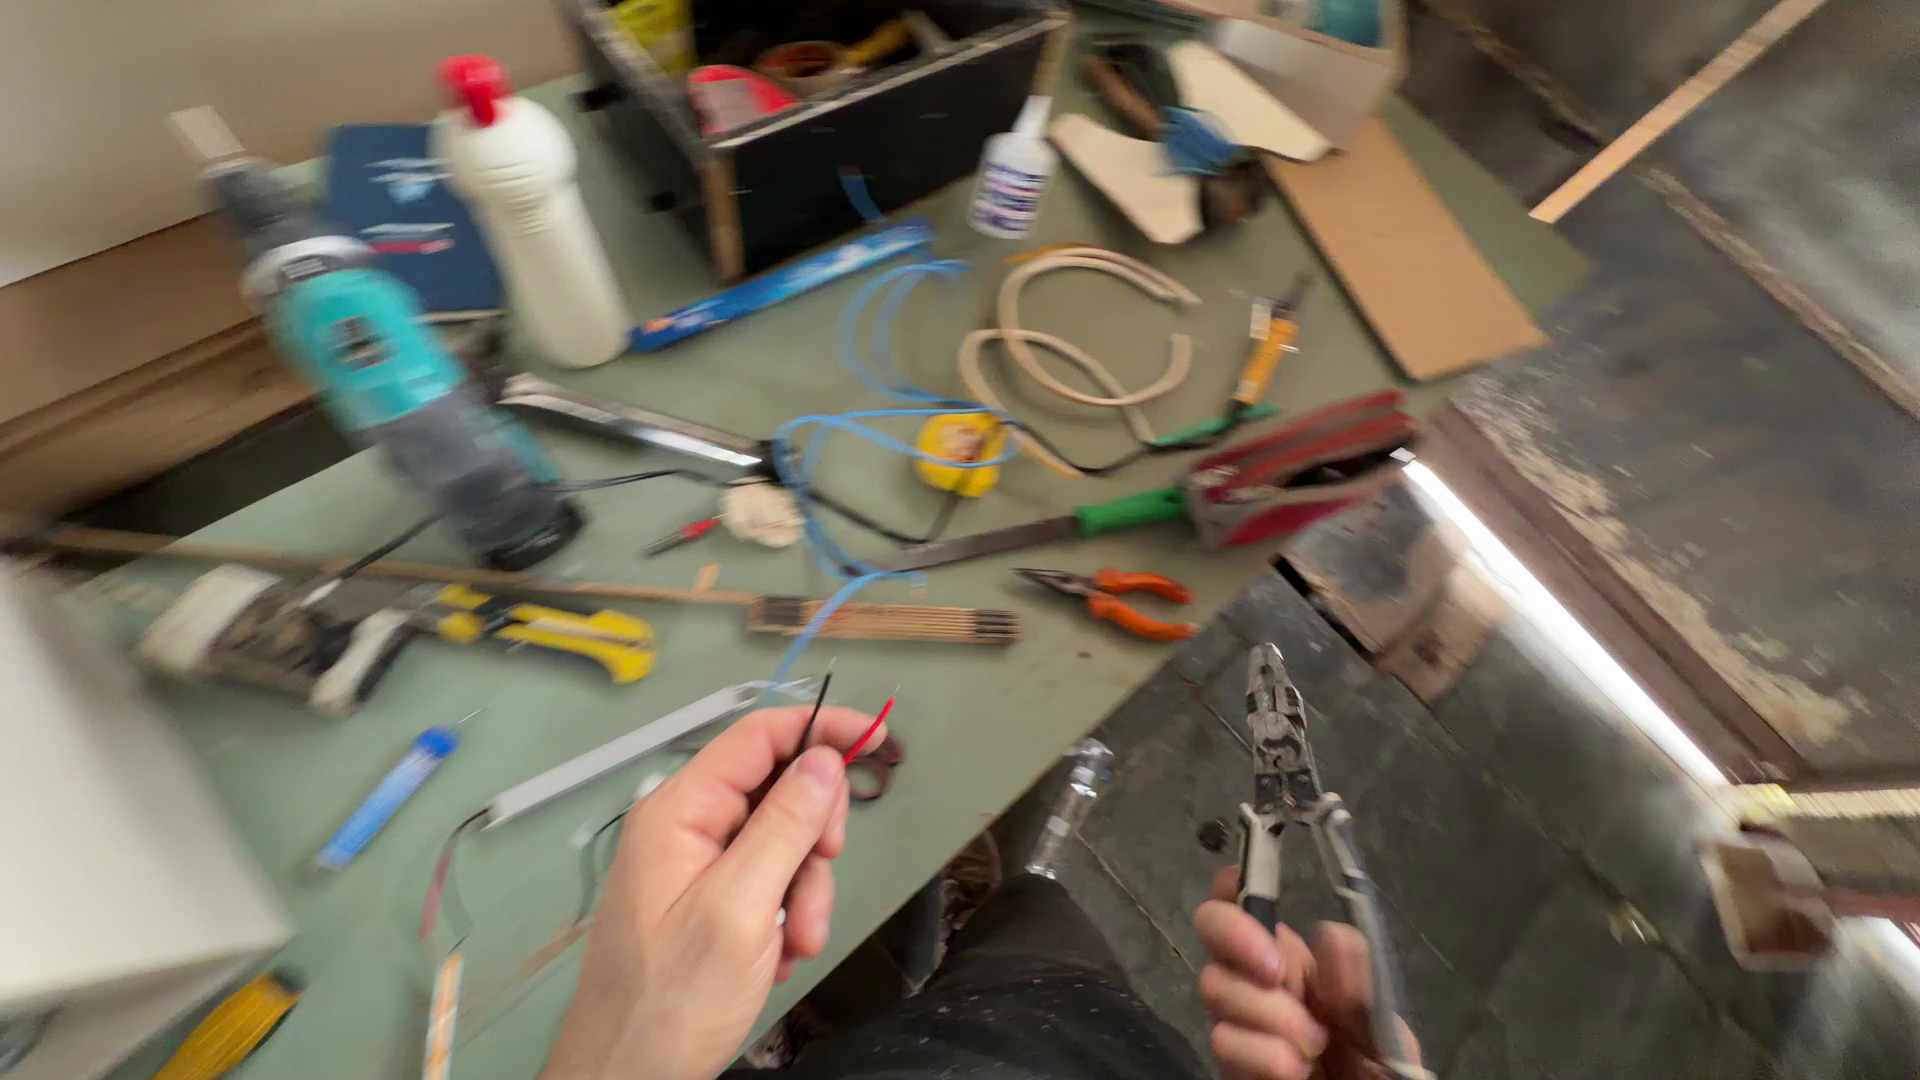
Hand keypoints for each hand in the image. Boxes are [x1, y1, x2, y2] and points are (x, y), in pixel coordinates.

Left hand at [540, 705, 881, 1079]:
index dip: (820, 728)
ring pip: (785, 835)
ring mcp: (701, 859)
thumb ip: (784, 826)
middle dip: (813, 829)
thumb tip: (824, 757)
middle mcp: (691, 822)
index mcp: (682, 809)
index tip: (875, 737)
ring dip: (807, 884)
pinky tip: (781, 951)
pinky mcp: (714, 893)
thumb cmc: (675, 1000)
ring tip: (797, 939)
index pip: (760, 736)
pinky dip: (791, 907)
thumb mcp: (740, 910)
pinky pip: (774, 874)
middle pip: (780, 785)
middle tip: (824, 866)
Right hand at [1193, 868, 1421, 1079]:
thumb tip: (1329, 932)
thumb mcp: (1382, 1027)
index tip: (1240, 884)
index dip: (1232, 883)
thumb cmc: (1377, 1073)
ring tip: (1313, 1045)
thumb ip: (1358, 984)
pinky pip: (1224, 1041)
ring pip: (1215, 984)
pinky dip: (1262, 1055)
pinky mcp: (1230, 1064)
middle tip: (1276, 971)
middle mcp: (1253, 980)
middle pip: (1210, 924)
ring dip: (1267, 1012)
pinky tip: (1295, 1071)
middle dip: (1237, 937)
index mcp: (1290, 959)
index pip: (1245, 901)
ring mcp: (1236, 1020)